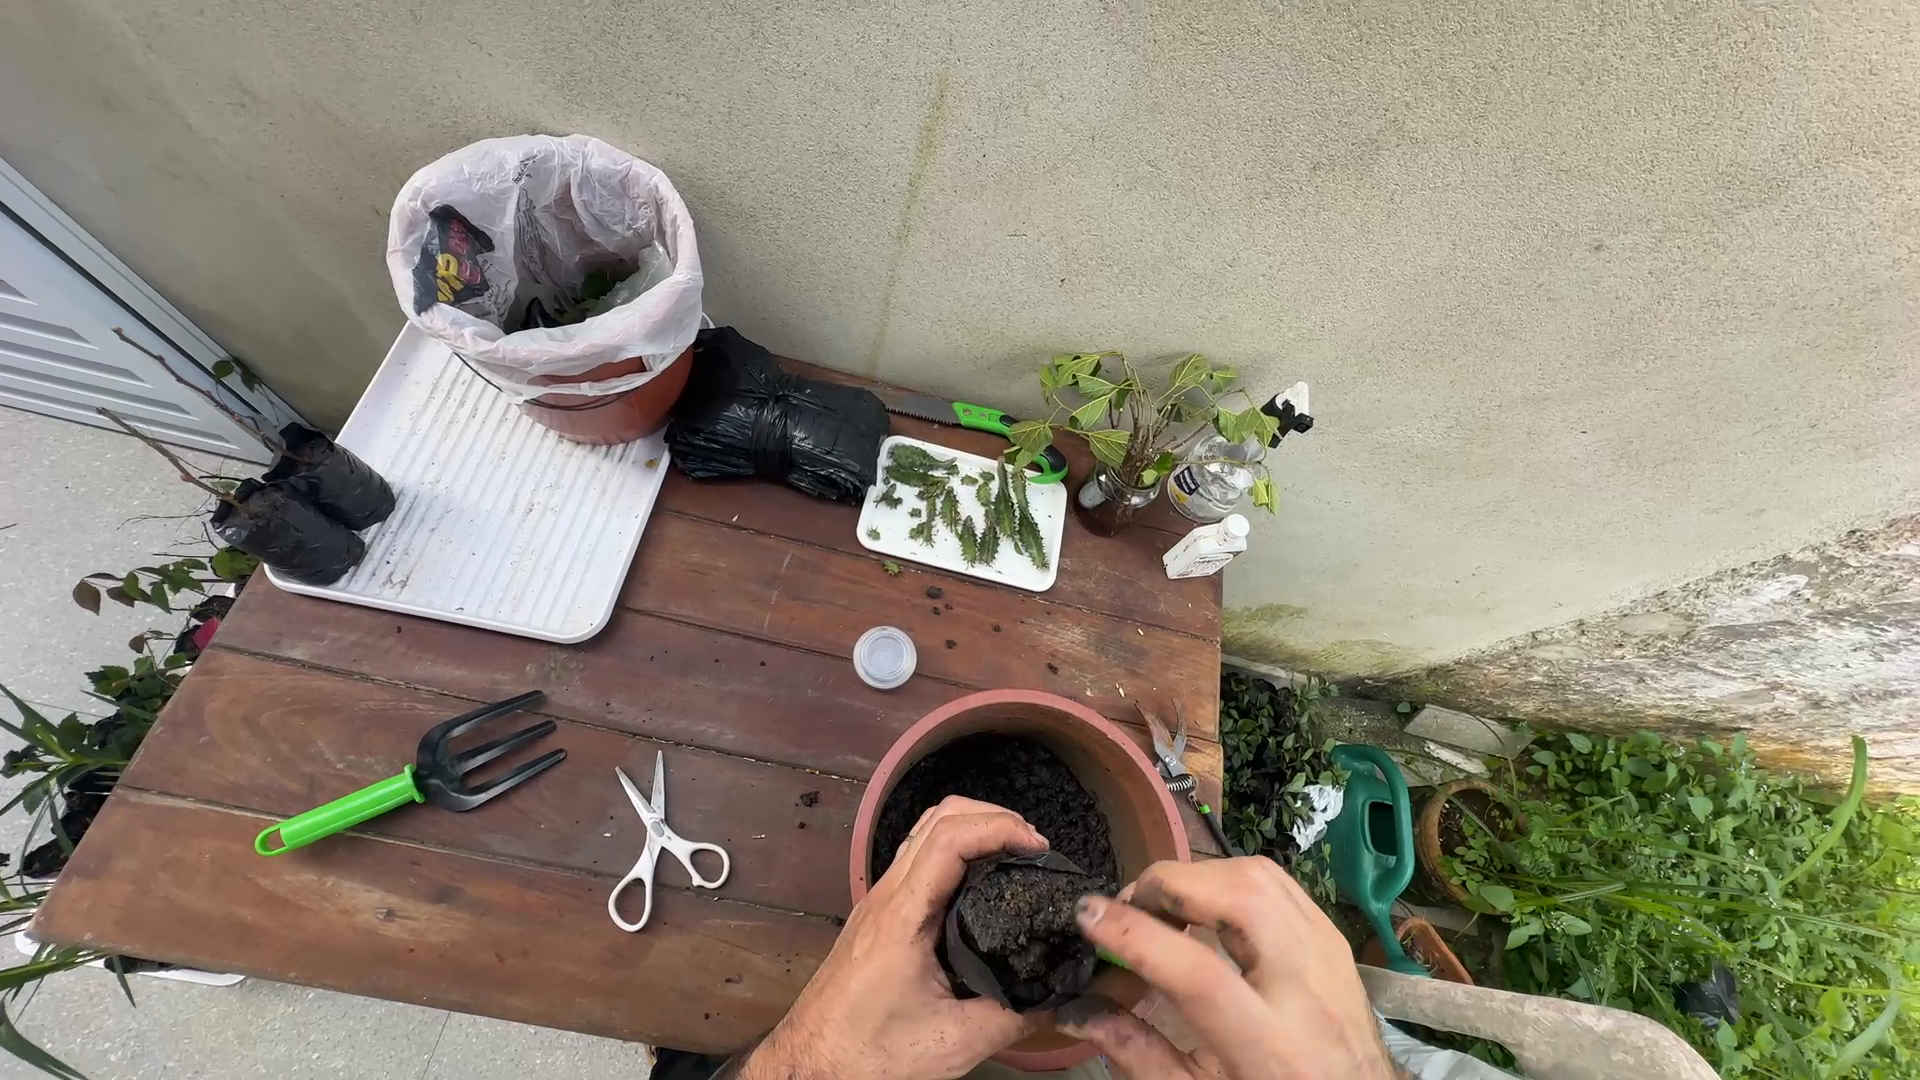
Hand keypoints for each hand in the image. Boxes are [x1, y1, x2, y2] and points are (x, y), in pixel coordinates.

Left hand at [734, 796, 1048, 1079]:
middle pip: (939, 817)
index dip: (998, 828)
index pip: (950, 839)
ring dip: (972, 824)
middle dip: (992, 816)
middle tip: (1034, 844)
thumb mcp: (952, 1043)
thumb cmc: (872, 1054)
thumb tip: (1059, 995)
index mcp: (904, 914)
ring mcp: (880, 895)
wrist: (808, 1066)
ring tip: (1015, 849)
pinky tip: (980, 873)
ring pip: (926, 828)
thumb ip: (1011, 1017)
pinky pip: (919, 853)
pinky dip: (955, 844)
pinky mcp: (879, 908)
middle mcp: (889, 891)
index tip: (1038, 846)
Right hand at [1057, 857, 1394, 1079]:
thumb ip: (1136, 1053)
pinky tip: (1204, 901)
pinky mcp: (1333, 938)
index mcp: (1274, 1053)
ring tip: (1163, 905)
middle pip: (1240, 900)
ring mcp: (1329, 956)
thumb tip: (1073, 1006)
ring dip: (1197, 876)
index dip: (1135, 935)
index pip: (1199, 974)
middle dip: (1170, 886)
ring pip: (1258, 876)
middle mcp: (1310, 993)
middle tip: (1130, 905)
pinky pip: (1276, 880)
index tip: (1086, 913)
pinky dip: (1227, 876)